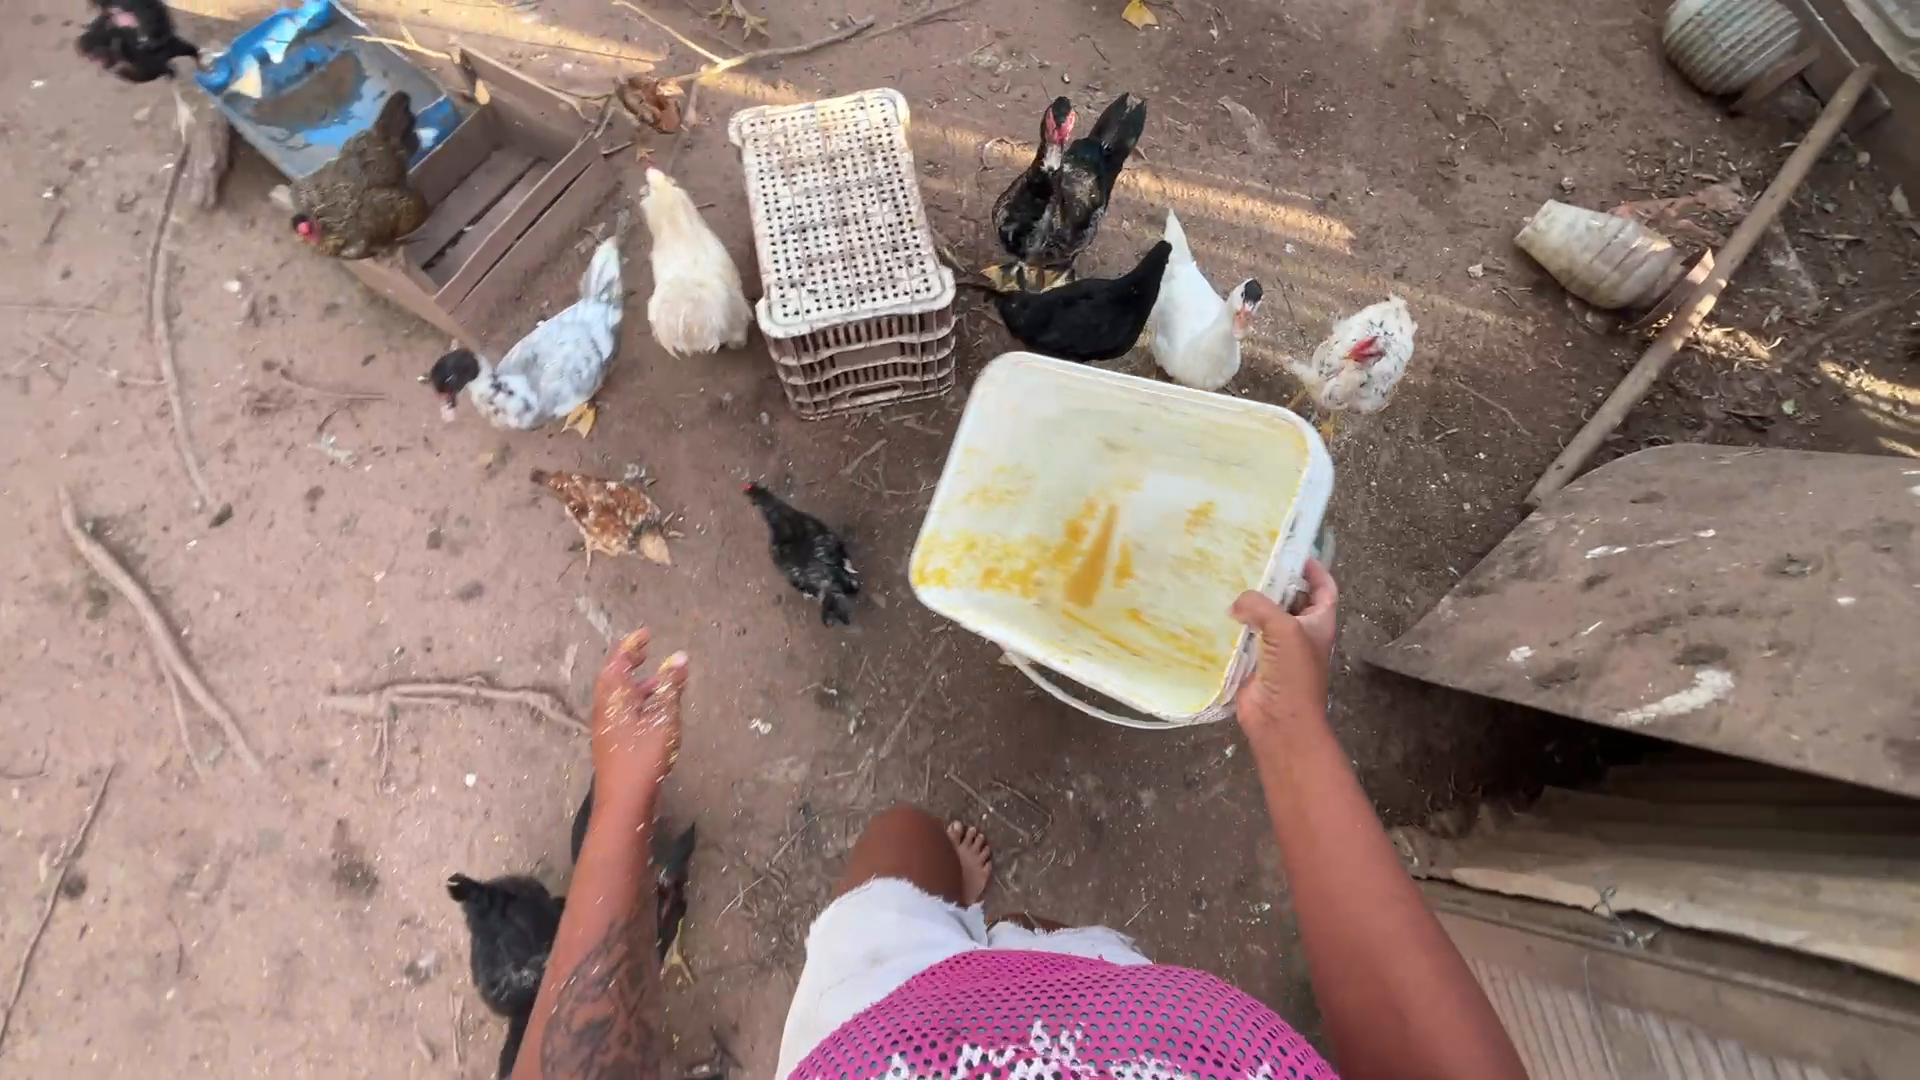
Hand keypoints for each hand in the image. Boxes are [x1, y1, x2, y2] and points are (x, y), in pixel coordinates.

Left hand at [590, 628, 689, 806]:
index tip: (646, 634)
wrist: (625, 799)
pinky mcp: (613, 740)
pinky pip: (622, 709)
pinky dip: (637, 699)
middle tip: (646, 650)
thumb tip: (679, 657)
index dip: (631, 645)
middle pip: (613, 677)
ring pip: (618, 695)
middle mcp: (605, 709)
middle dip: (629, 661)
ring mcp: (607, 726)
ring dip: (636, 682)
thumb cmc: (644, 755)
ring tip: (659, 679)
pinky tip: (655, 709)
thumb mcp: (664, 717)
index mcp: (613, 698)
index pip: (618, 661)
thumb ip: (672, 686)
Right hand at [1229, 558, 1338, 739]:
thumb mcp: (1284, 629)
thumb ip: (1259, 605)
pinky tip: (1215, 610)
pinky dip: (1232, 623)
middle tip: (1250, 560)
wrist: (1278, 718)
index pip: (1324, 588)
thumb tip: (1236, 604)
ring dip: (1249, 602)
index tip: (1294, 550)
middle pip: (1289, 599)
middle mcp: (1299, 632)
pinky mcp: (1253, 659)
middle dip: (1273, 581)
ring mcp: (1276, 647)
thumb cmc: (1292, 672)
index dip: (1314, 569)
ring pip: (1263, 616)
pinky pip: (1243, 634)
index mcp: (1319, 622)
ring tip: (1228, 580)